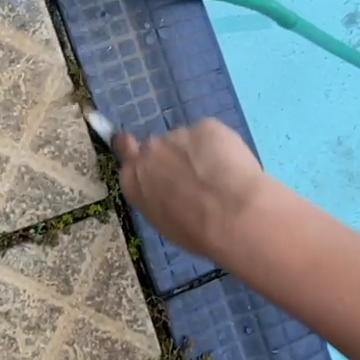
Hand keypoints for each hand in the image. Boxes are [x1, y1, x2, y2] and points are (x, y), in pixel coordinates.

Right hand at [112, 118, 273, 260]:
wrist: (234, 217)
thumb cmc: (197, 233)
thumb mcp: (164, 222)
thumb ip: (157, 196)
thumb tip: (167, 190)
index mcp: (134, 178)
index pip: (125, 150)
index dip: (138, 151)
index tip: (154, 158)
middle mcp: (150, 150)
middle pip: (159, 146)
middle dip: (174, 156)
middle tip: (196, 176)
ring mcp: (177, 134)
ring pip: (188, 141)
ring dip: (200, 153)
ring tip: (222, 178)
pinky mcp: (205, 126)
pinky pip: (211, 136)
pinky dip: (221, 147)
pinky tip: (233, 168)